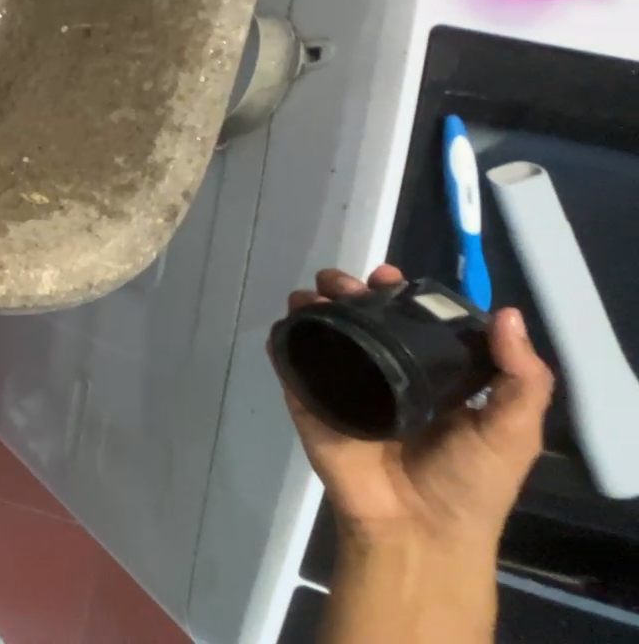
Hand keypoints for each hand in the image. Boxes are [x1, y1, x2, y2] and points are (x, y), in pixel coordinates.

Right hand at [282, 265, 552, 546]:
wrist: (415, 523)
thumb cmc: (470, 480)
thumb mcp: (512, 431)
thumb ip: (520, 379)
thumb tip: (506, 314)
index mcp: (428, 372)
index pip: (407, 318)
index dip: (396, 291)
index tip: (388, 276)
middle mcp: (380, 369)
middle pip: (355, 315)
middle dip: (345, 289)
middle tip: (343, 285)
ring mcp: (339, 382)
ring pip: (317, 329)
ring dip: (310, 305)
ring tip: (312, 299)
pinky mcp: (306, 397)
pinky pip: (288, 362)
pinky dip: (281, 340)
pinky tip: (285, 327)